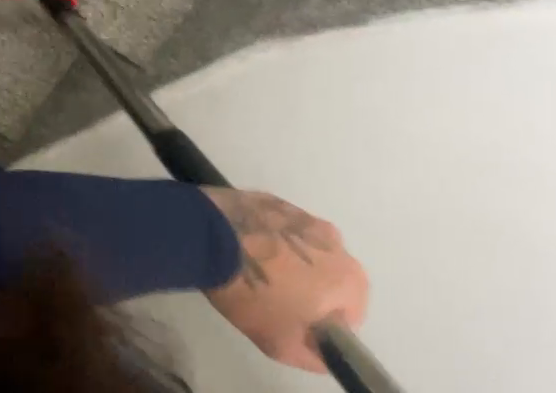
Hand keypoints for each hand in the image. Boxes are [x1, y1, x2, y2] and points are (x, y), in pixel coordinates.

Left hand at [200, 188, 369, 372]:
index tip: (289, 322)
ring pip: (300, 250)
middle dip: (303, 289)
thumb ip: (313, 356)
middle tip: (267, 295)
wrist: (204, 233)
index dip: (318, 325)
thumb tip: (321, 353)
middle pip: (325, 278)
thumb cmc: (251, 291)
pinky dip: (265, 237)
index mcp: (351, 277)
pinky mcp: (269, 198)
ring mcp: (300, 213)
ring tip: (250, 268)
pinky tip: (241, 245)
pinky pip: (276, 227)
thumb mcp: (281, 343)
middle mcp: (334, 240)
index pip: (346, 315)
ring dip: (285, 261)